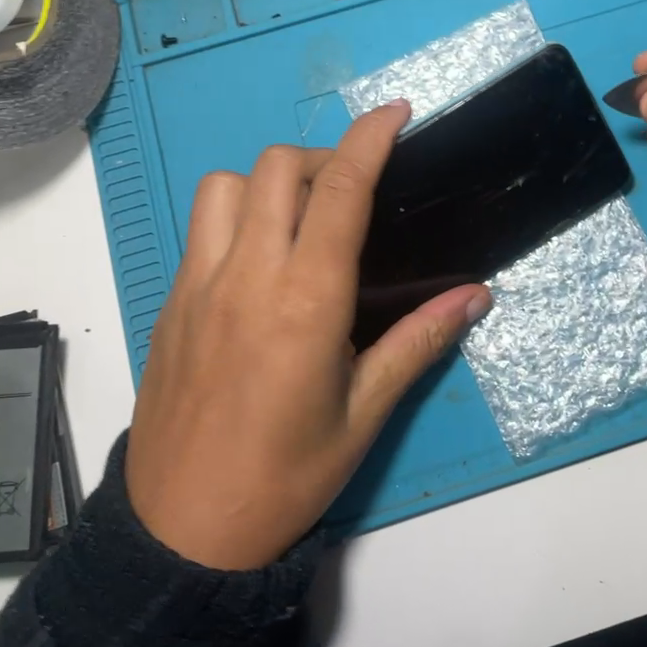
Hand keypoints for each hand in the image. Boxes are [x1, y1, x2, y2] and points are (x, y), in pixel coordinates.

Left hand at [125, 101, 491, 569]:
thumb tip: (477, 295)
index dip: (370, 138)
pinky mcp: (170, 302)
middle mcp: (246, 275)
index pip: (340, 190)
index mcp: (304, 300)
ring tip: (300, 221)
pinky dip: (237, 216)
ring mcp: (197, 285)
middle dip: (324, 157)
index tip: (396, 112)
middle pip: (277, 167)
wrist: (181, 533)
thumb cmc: (285, 477)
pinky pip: (201, 228)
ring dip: (269, 183)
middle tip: (355, 193)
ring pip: (226, 186)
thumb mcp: (363, 414)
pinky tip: (261, 262)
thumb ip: (419, 342)